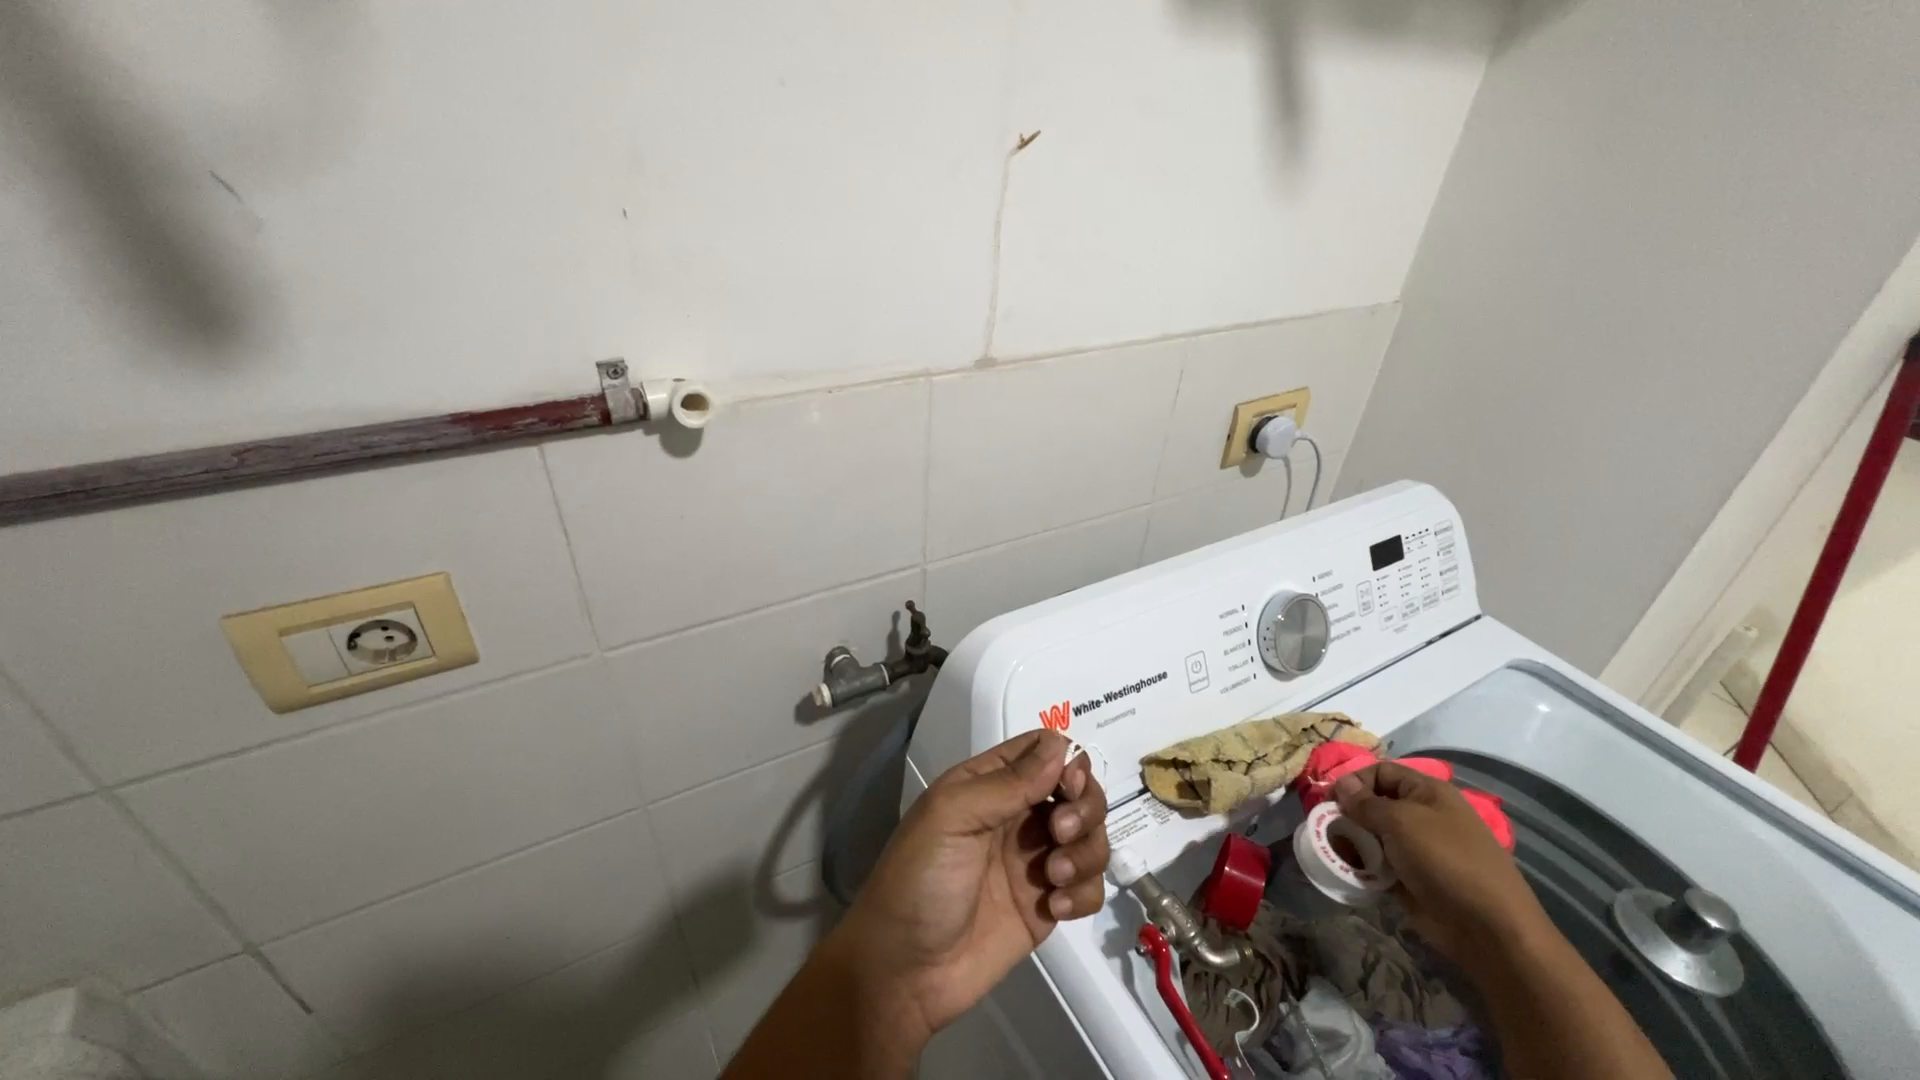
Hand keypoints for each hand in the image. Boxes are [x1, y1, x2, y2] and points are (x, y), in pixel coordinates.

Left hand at [838, 729, 1108, 1036]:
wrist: (903, 971)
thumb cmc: (918, 880)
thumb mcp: (952, 818)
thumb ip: (1008, 783)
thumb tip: (1060, 745)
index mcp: (987, 786)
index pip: (1042, 751)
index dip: (1066, 760)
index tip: (1068, 785)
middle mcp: (1016, 817)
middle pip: (1078, 791)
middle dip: (1084, 807)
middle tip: (1060, 832)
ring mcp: (1034, 862)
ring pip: (1090, 837)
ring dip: (1084, 852)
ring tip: (1053, 877)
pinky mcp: (1047, 905)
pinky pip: (1089, 886)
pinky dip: (1083, 892)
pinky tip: (1054, 908)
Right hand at [1333, 762, 1546, 961]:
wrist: (1487, 927)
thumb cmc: (1446, 860)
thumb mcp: (1402, 822)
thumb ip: (1366, 803)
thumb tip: (1341, 785)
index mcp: (1427, 793)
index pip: (1382, 772)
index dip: (1355, 781)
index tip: (1330, 801)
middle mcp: (1422, 816)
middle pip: (1374, 804)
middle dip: (1348, 814)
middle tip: (1325, 828)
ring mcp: (1417, 849)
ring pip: (1373, 836)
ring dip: (1352, 842)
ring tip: (1334, 852)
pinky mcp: (1410, 879)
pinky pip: (1378, 865)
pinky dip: (1362, 867)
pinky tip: (1349, 873)